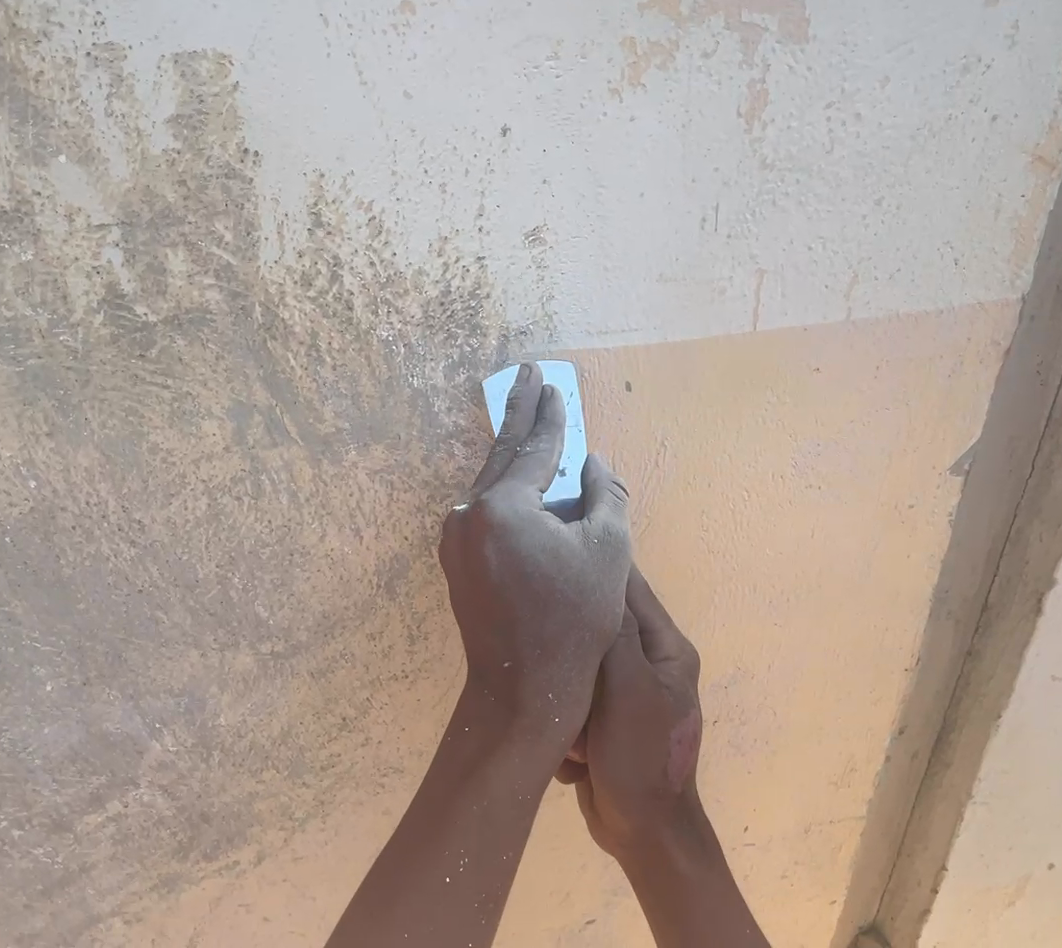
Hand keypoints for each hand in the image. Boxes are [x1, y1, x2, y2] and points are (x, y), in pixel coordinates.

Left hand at [440, 362, 632, 738]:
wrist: (523, 689)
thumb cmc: (575, 621)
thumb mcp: (607, 552)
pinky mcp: (454, 561)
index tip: (553, 385)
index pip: (533, 449)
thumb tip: (594, 461)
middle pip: (502, 456)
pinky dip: (506, 494)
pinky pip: (485, 513)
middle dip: (519, 414)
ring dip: (515, 461)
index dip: (550, 416)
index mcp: (502, 507)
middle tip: (527, 374)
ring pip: (492, 487)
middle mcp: (467, 514)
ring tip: (532, 427)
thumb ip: (604, 496)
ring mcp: (454, 539)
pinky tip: (522, 486)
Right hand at [556, 565, 704, 860]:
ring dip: (567, 691)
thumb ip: (616, 631)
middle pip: (599, 627)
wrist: (643, 835)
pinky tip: (566, 740)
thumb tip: (603, 574)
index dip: (597, 567)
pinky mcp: (605, 721)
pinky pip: (576, 701)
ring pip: (580, 665)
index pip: (630, 588)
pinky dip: (568, 719)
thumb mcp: (629, 686)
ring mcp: (626, 694)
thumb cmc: (642, 756)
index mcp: (666, 648)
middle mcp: (648, 663)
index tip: (554, 547)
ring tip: (563, 715)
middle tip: (541, 641)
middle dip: (572, 643)